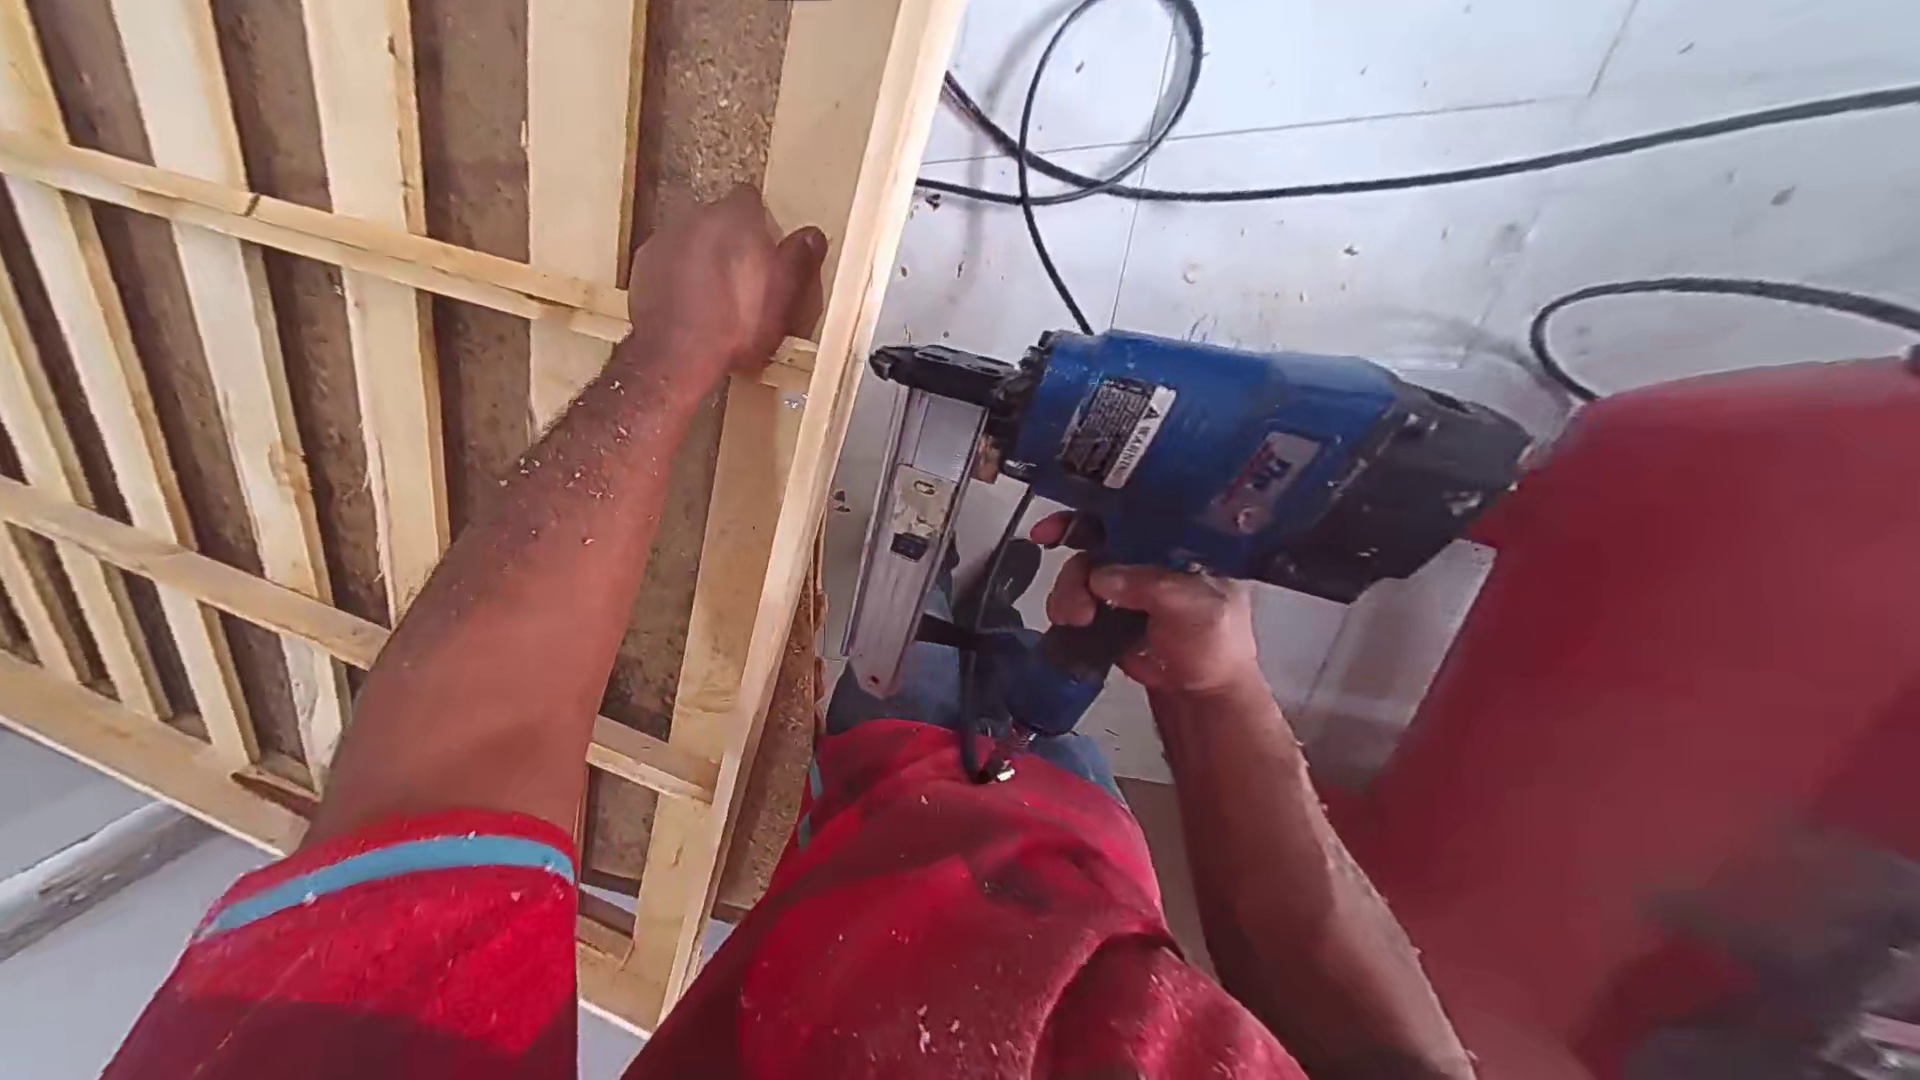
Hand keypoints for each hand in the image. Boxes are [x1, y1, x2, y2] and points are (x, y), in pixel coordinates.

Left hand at [621, 185, 826, 403]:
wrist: (679, 353)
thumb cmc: (738, 325)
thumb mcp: (785, 298)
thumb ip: (800, 260)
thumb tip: (812, 236)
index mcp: (736, 217)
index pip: (751, 198)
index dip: (762, 222)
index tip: (769, 248)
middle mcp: (697, 215)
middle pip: (720, 219)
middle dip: (733, 242)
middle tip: (748, 281)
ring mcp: (665, 237)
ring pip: (694, 239)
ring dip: (706, 259)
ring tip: (719, 299)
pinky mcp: (644, 263)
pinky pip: (670, 261)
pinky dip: (681, 276)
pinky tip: (693, 306)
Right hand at [1032, 511, 1262, 695]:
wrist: (1202, 700)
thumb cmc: (1215, 648)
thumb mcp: (1194, 607)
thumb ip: (1150, 586)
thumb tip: (1101, 578)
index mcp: (1176, 544)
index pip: (1130, 513)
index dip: (1091, 513)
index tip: (1054, 529)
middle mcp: (1147, 558)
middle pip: (1094, 542)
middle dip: (1075, 569)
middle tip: (1074, 602)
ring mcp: (1125, 586)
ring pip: (1080, 573)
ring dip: (1068, 594)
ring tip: (1076, 621)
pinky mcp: (1108, 613)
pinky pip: (1075, 600)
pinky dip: (1065, 610)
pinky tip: (1070, 625)